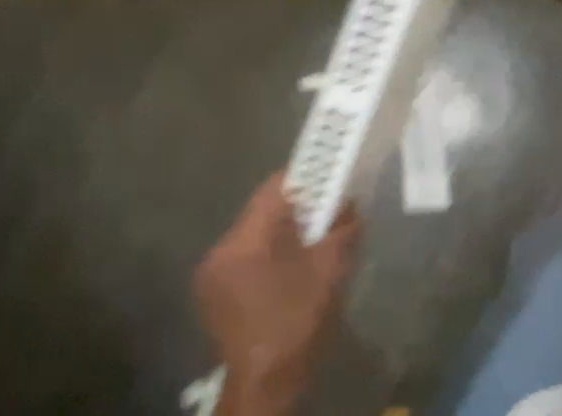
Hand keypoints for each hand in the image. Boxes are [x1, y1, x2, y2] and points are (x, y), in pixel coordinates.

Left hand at [196, 172, 361, 415]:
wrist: (265, 383)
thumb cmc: (297, 320)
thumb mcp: (330, 268)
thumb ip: (342, 226)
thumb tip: (350, 202)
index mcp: (243, 240)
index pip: (275, 188)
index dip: (307, 179)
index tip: (332, 181)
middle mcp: (219, 250)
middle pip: (263, 211)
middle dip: (298, 209)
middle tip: (328, 215)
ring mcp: (211, 274)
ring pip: (254, 234)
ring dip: (283, 232)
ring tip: (312, 244)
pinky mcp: (213, 294)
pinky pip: (245, 257)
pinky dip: (269, 254)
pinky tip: (290, 271)